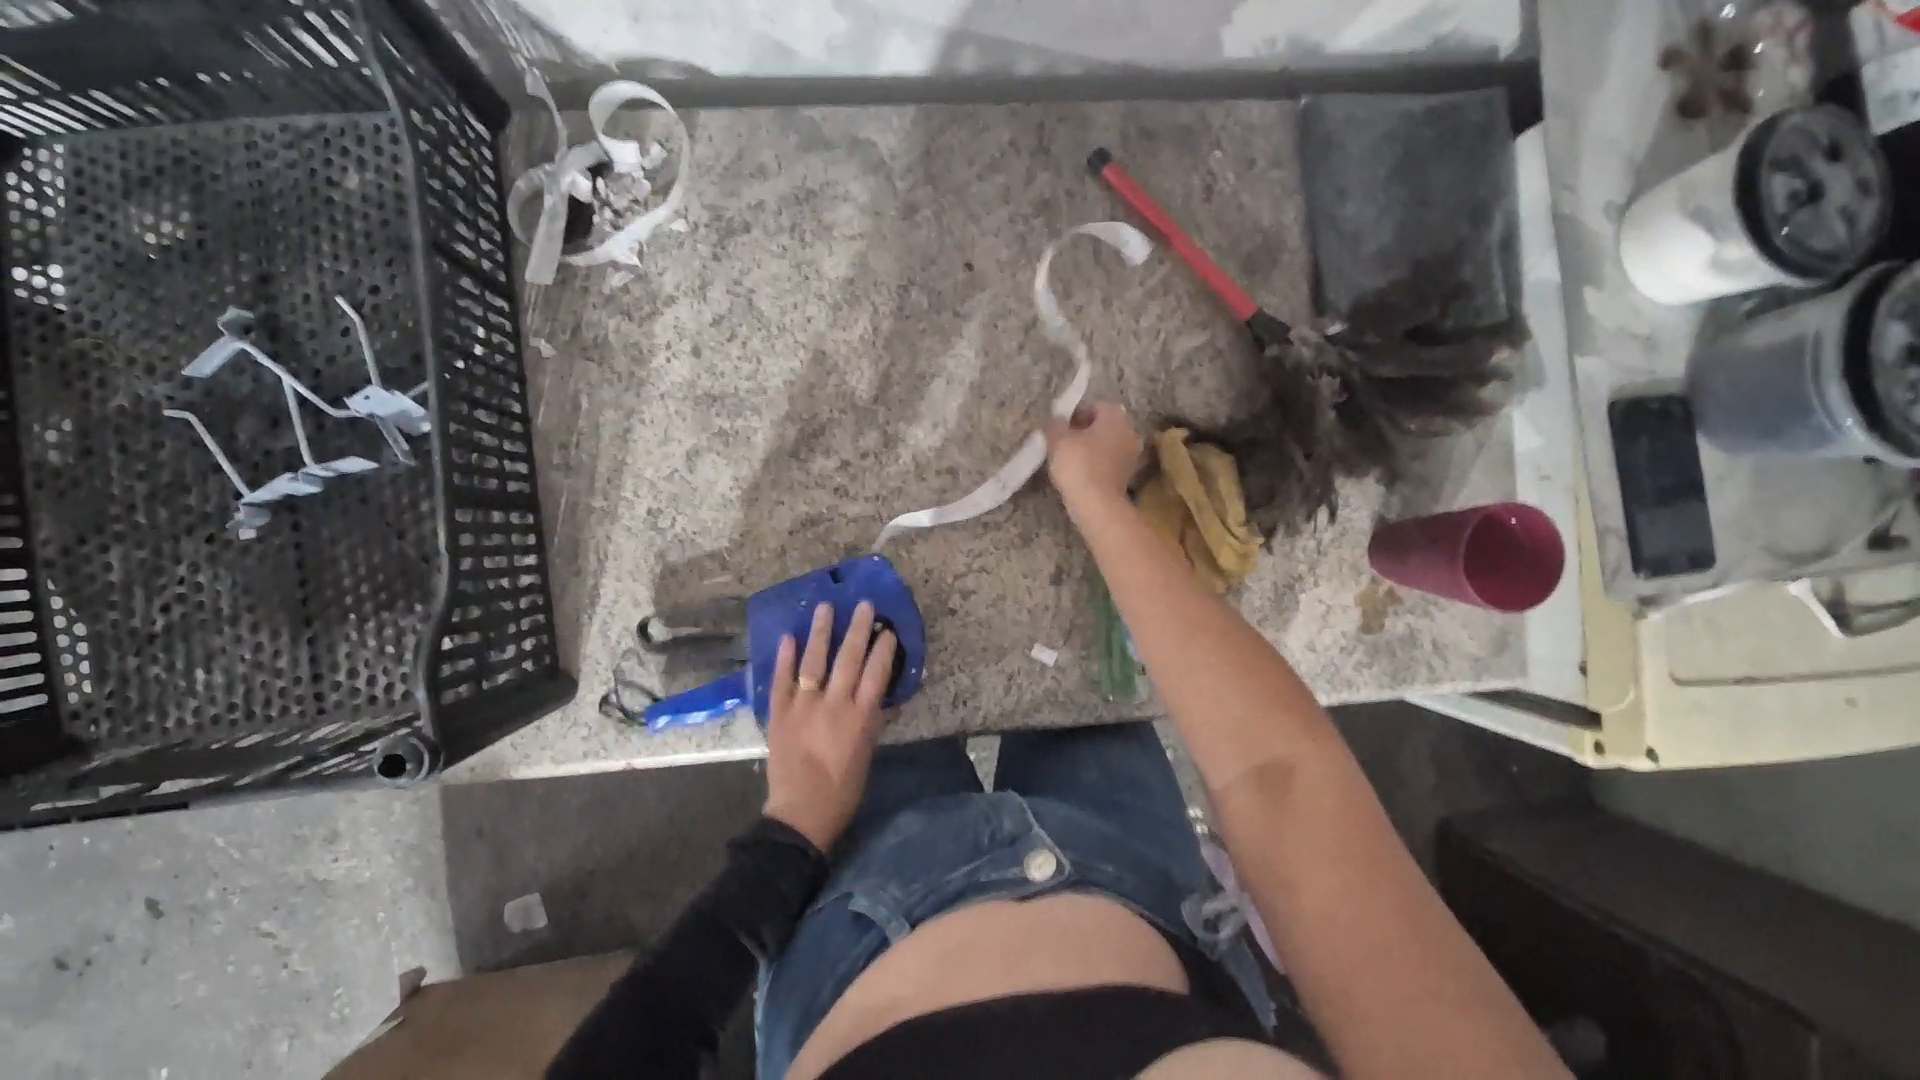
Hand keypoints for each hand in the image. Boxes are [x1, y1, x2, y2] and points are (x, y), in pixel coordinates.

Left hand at [763, 600, 897, 852]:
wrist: (802, 814)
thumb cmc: (843, 791)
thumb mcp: (867, 755)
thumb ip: (872, 722)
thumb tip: (881, 697)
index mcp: (861, 717)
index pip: (876, 673)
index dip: (884, 649)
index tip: (888, 630)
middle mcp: (834, 705)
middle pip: (849, 659)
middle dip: (858, 629)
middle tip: (864, 605)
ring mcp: (804, 706)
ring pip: (814, 661)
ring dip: (821, 632)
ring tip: (824, 608)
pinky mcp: (779, 714)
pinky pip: (781, 680)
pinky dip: (784, 658)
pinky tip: (789, 637)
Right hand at [1044, 401, 1142, 506]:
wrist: (1097, 504)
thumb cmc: (1078, 464)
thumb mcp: (1058, 440)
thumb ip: (1055, 424)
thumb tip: (1056, 420)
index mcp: (1116, 416)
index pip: (1095, 406)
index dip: (1076, 413)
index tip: (1061, 426)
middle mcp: (1130, 431)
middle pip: (1104, 424)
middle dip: (1085, 430)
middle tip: (1064, 441)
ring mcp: (1132, 454)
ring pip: (1108, 443)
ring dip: (1092, 447)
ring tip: (1071, 457)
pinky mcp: (1129, 474)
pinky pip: (1111, 460)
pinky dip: (1098, 462)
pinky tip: (1082, 472)